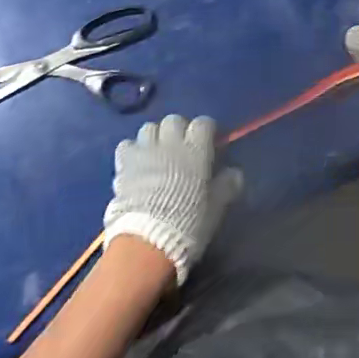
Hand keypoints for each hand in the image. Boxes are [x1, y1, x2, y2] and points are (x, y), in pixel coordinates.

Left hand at [103, 115, 242, 284]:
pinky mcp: (124, 161)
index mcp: (195, 152)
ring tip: (158, 152)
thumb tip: (234, 173)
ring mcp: (144, 150)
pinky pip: (127, 145)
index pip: (202, 124)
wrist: (149, 236)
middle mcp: (168, 144)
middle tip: (182, 146)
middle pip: (173, 121)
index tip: (208, 140)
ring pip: (148, 128)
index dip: (206, 130)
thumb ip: (225, 187)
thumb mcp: (215, 208)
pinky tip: (136, 163)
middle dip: (179, 129)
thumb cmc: (188, 223)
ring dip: (155, 136)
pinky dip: (133, 150)